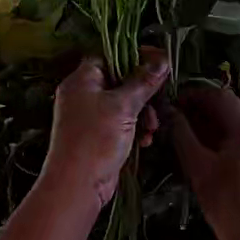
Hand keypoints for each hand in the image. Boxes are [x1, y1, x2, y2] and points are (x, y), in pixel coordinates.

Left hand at [43, 48, 169, 207]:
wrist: (77, 184)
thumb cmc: (96, 140)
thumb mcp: (123, 106)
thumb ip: (143, 81)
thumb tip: (162, 59)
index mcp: (82, 79)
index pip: (109, 54)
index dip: (134, 56)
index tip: (158, 62)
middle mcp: (83, 95)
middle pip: (120, 80)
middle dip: (144, 91)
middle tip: (159, 101)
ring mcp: (89, 116)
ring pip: (123, 104)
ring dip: (143, 113)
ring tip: (152, 127)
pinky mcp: (98, 136)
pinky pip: (121, 123)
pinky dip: (135, 128)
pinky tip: (145, 141)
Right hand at [169, 85, 239, 239]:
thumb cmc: (226, 203)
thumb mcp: (197, 167)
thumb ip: (182, 135)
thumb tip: (170, 113)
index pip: (219, 95)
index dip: (192, 95)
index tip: (171, 105)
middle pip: (228, 108)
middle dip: (200, 110)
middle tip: (174, 120)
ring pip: (233, 124)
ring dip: (208, 125)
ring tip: (183, 136)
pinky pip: (239, 140)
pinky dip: (219, 139)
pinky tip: (201, 152)